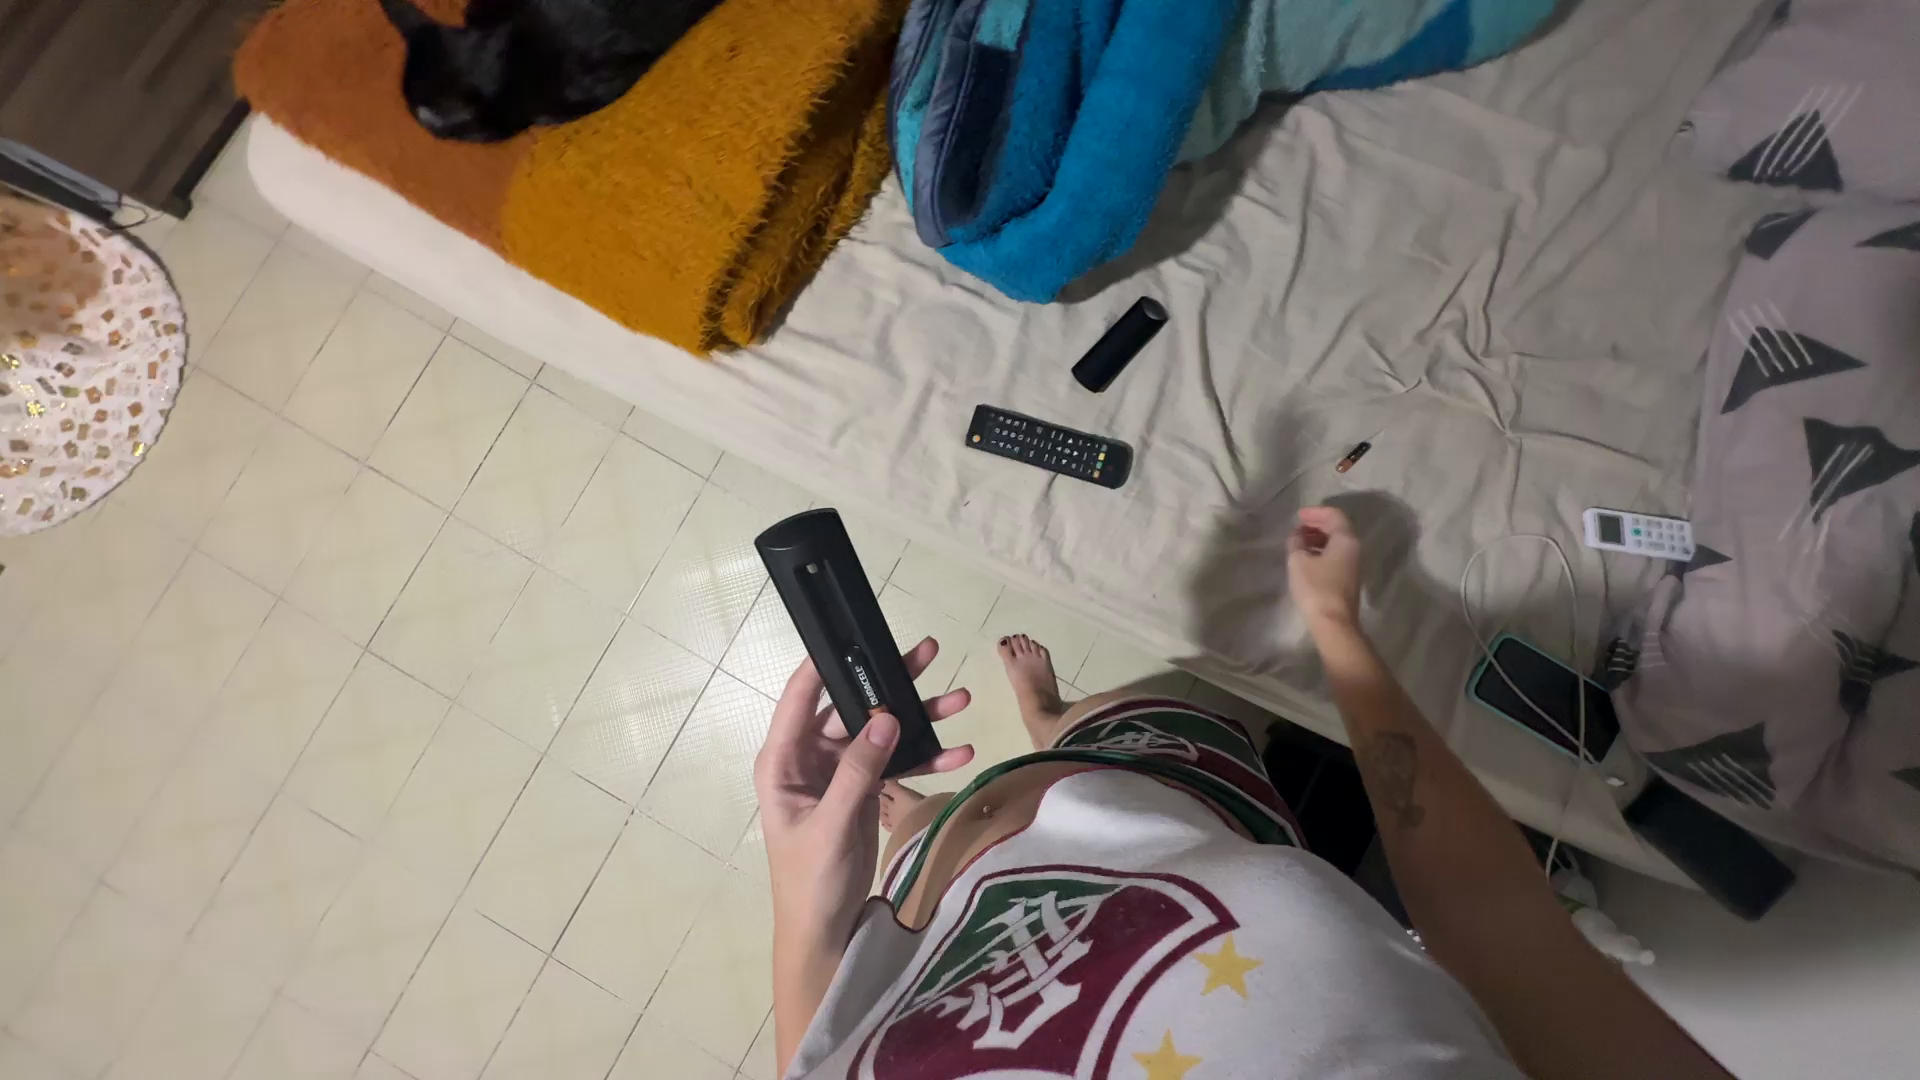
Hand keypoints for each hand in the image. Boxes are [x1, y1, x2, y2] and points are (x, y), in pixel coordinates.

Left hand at [753, 637, 973, 961]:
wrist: (826, 932)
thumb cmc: (810, 882)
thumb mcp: (830, 826)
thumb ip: (857, 771)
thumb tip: (887, 718)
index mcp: (784, 760)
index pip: (801, 698)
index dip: (824, 664)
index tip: (855, 637)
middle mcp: (810, 756)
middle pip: (852, 707)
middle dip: (892, 683)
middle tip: (928, 652)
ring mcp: (841, 770)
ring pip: (882, 731)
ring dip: (920, 718)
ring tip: (960, 700)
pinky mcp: (865, 787)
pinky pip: (898, 762)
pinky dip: (927, 757)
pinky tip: (961, 752)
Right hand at [1288, 505, 1363, 634]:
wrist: (1333, 621)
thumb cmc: (1315, 587)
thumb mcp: (1298, 561)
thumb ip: (1296, 542)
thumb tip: (1297, 535)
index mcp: (1346, 540)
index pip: (1333, 516)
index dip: (1315, 512)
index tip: (1298, 515)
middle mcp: (1354, 548)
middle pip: (1338, 527)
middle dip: (1317, 524)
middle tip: (1298, 526)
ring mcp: (1354, 564)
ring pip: (1337, 542)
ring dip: (1319, 537)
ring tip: (1299, 540)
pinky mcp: (1348, 577)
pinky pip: (1336, 554)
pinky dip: (1322, 549)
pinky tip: (1307, 556)